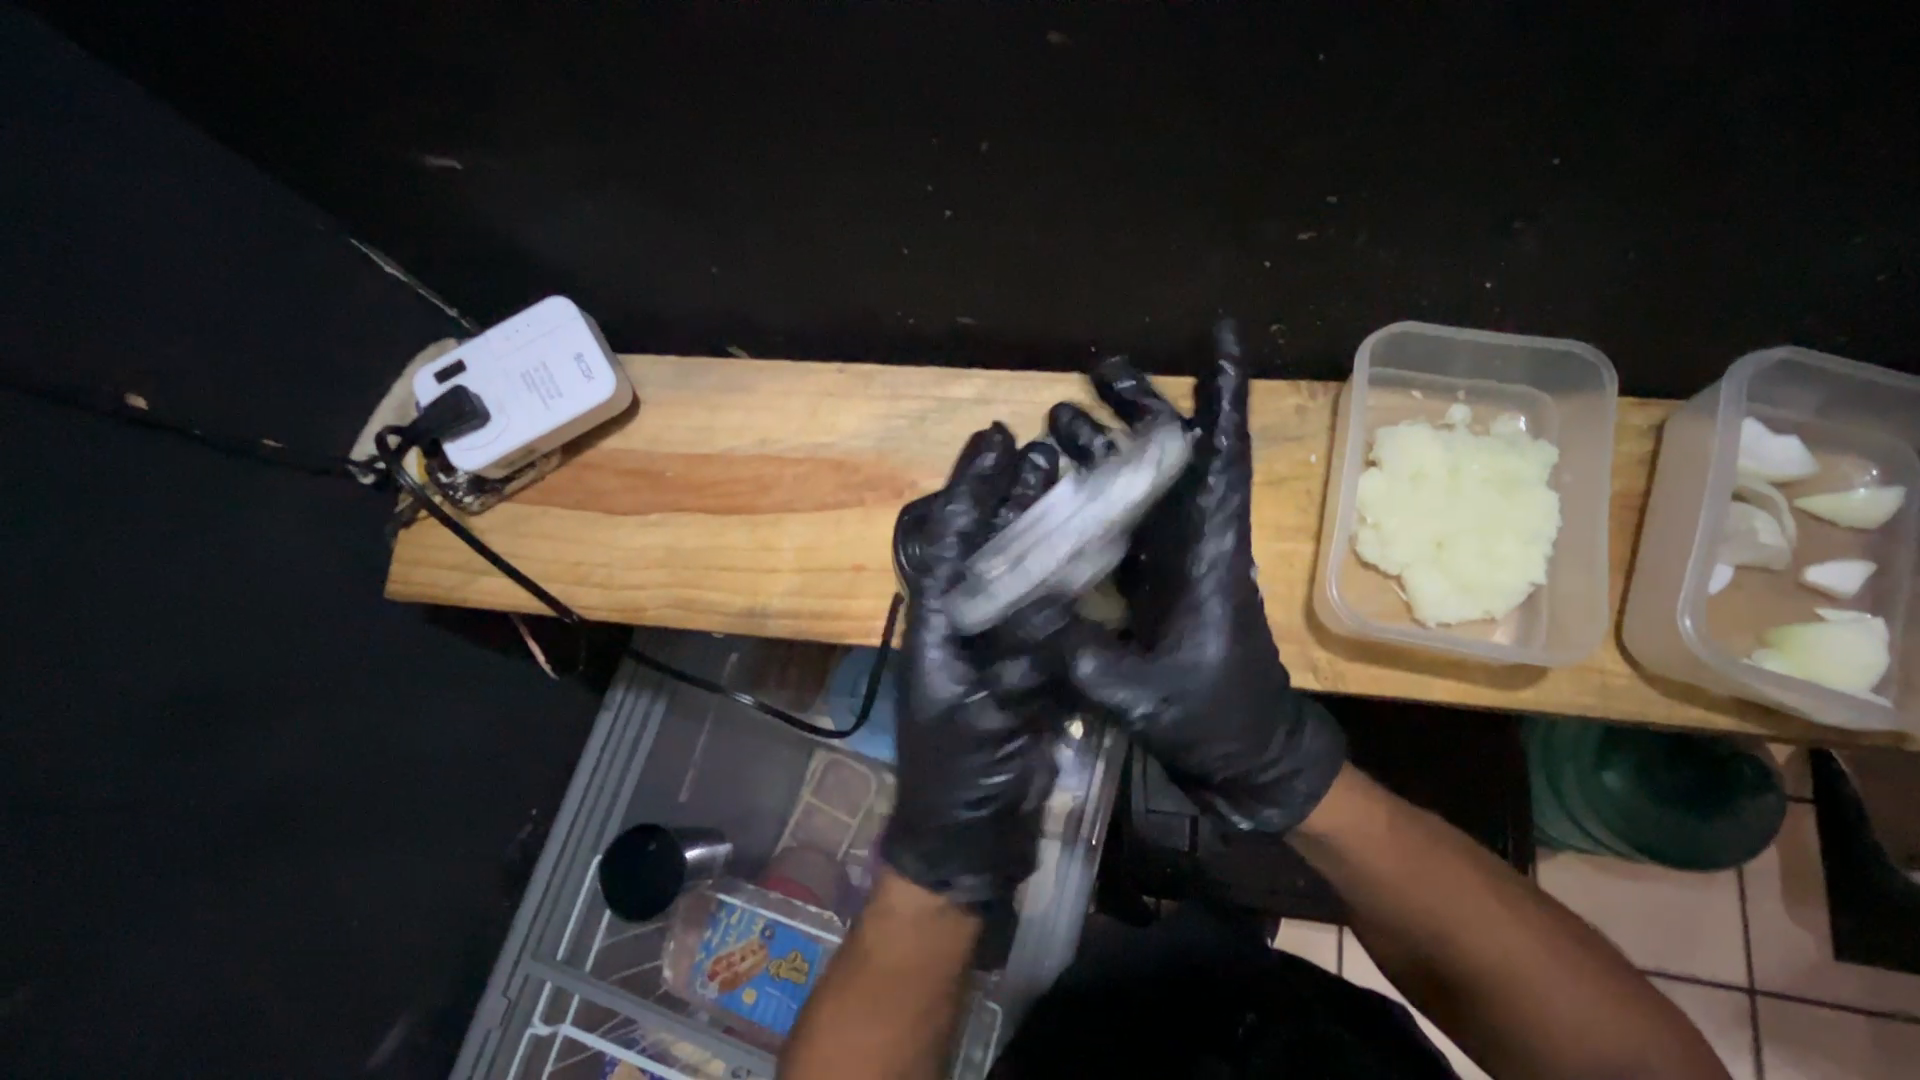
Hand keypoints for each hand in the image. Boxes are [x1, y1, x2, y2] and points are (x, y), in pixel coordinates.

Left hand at [881, 423, 1064, 907]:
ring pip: (1013, 570)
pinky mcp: (1021, 667)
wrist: (966, 838)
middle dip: (1007, 496)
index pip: (949, 539)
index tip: (993, 439)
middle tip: (1041, 452)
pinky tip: (1086, 551)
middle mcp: (961, 623)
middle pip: (983, 543)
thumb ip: (1013, 664)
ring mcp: (991, 645)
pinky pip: (1040, 608)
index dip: (970, 487)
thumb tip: (1046, 607)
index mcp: (937, 625)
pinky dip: (1061, 576)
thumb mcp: (982, 718)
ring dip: (1034, 525)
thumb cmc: (961, 777)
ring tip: (1063, 481)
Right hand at [1044, 320, 1345, 832]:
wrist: (1245, 755)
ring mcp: (1173, 559)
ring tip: (1059, 416)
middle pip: (1173, 455)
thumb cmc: (1215, 719)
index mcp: (1210, 551)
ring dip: (1108, 447)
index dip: (1224, 394)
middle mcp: (1194, 540)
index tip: (1220, 334)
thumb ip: (1084, 658)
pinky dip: (1093, 496)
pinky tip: (1057, 485)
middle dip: (1141, 405)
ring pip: (1143, 484)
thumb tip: (1024, 617)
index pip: (1222, 456)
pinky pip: (1122, 523)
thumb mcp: (1146, 695)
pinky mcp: (1155, 582)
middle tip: (1095, 369)